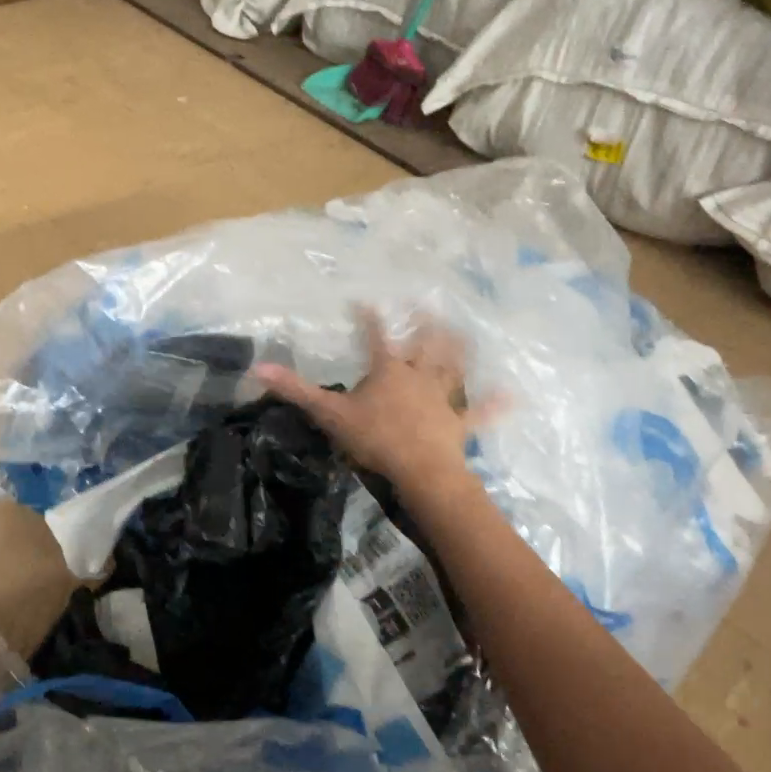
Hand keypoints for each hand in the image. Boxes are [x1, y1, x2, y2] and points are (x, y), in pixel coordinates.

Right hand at [254, 307, 500, 504]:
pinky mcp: (460, 424)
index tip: (363, 300)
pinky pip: (479, 412)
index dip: (369, 319)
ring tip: (463, 330)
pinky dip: (494, 404)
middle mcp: (418, 377)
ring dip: (458, 350)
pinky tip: (512, 395)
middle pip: (424, 345)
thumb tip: (258, 368)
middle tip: (428, 304)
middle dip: (425, 323)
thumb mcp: (328, 413)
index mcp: (388, 371)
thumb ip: (296, 390)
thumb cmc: (375, 438)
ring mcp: (442, 400)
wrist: (422, 471)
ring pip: (453, 369)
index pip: (376, 338)